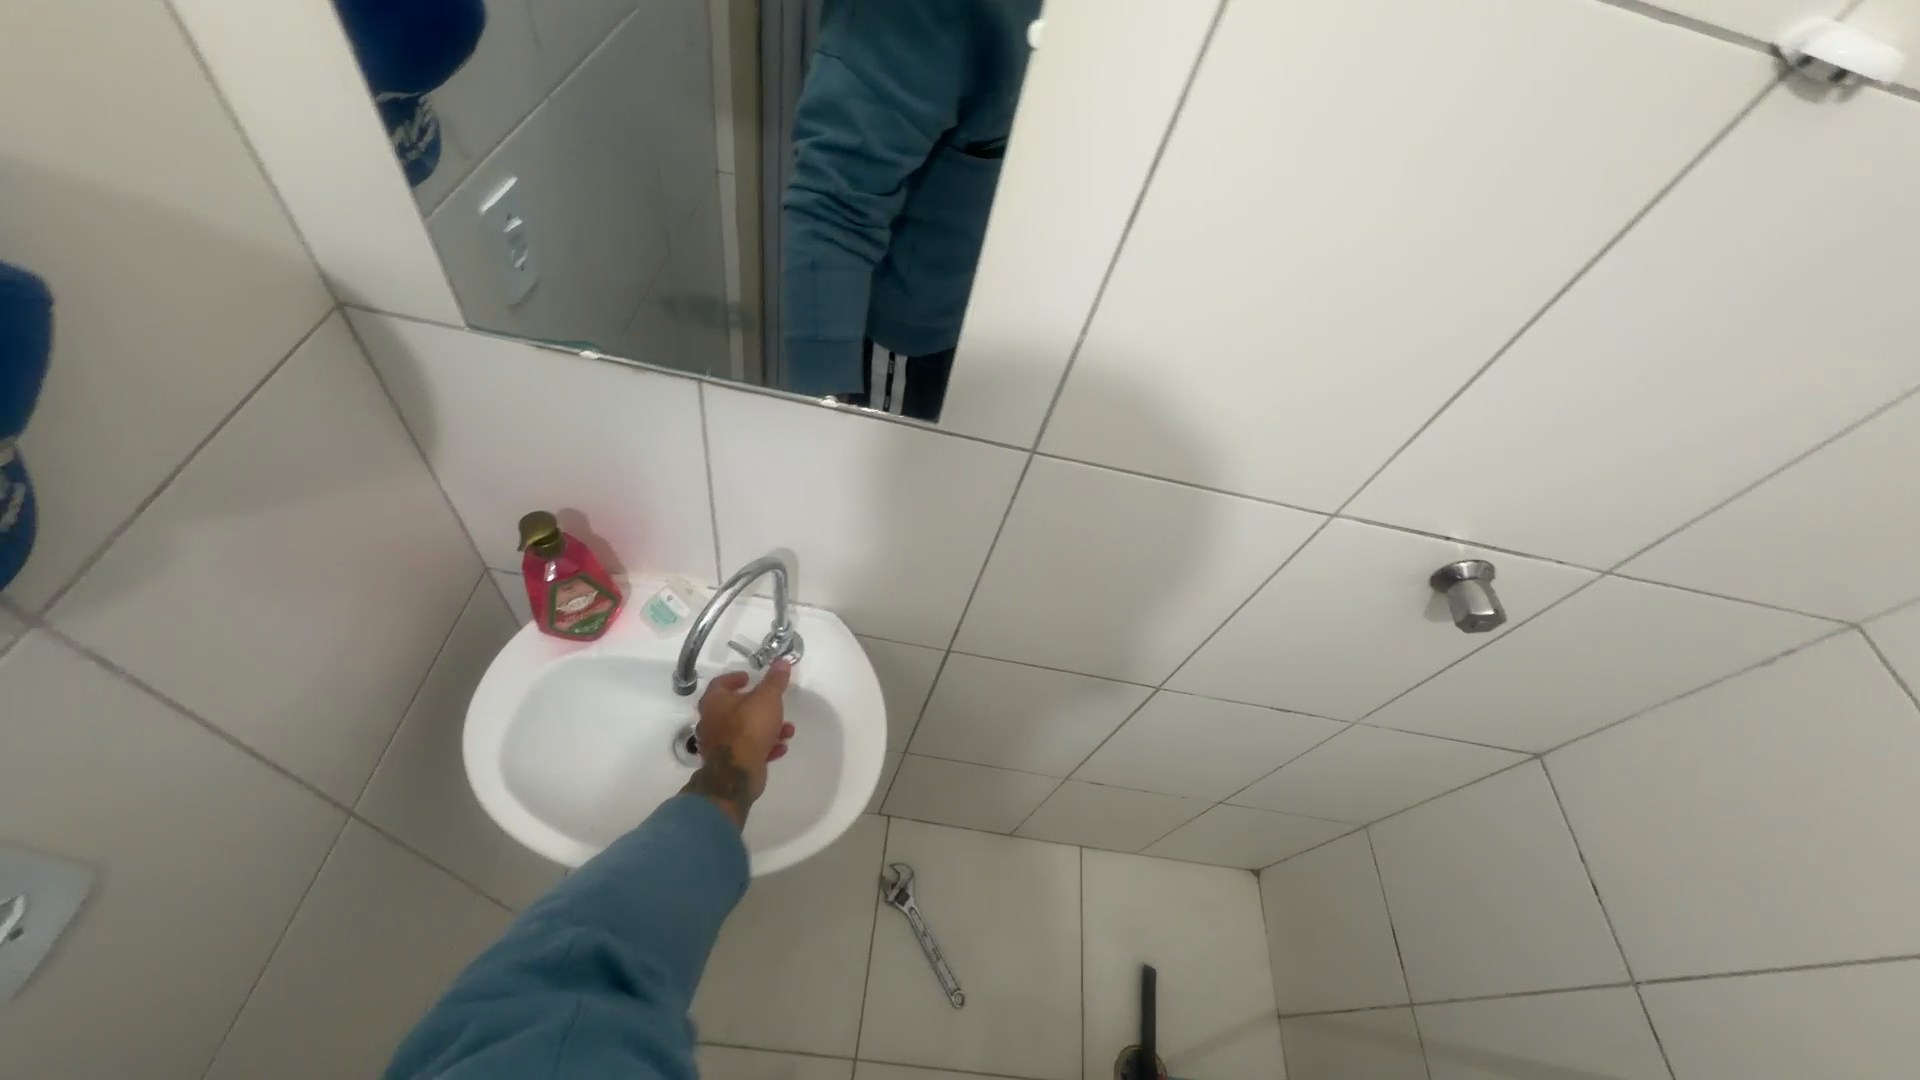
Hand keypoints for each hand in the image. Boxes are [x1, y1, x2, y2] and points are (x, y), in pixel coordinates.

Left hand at [681, 660, 794, 826]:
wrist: (737, 773)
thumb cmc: (749, 728)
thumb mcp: (767, 698)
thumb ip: (775, 680)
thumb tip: (781, 662)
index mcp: (714, 702)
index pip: (720, 683)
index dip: (735, 678)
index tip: (750, 677)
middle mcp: (711, 721)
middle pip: (735, 707)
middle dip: (760, 706)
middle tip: (775, 704)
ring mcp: (718, 743)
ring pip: (745, 729)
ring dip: (768, 727)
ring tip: (787, 729)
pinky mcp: (729, 761)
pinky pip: (748, 748)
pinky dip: (764, 745)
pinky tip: (780, 747)